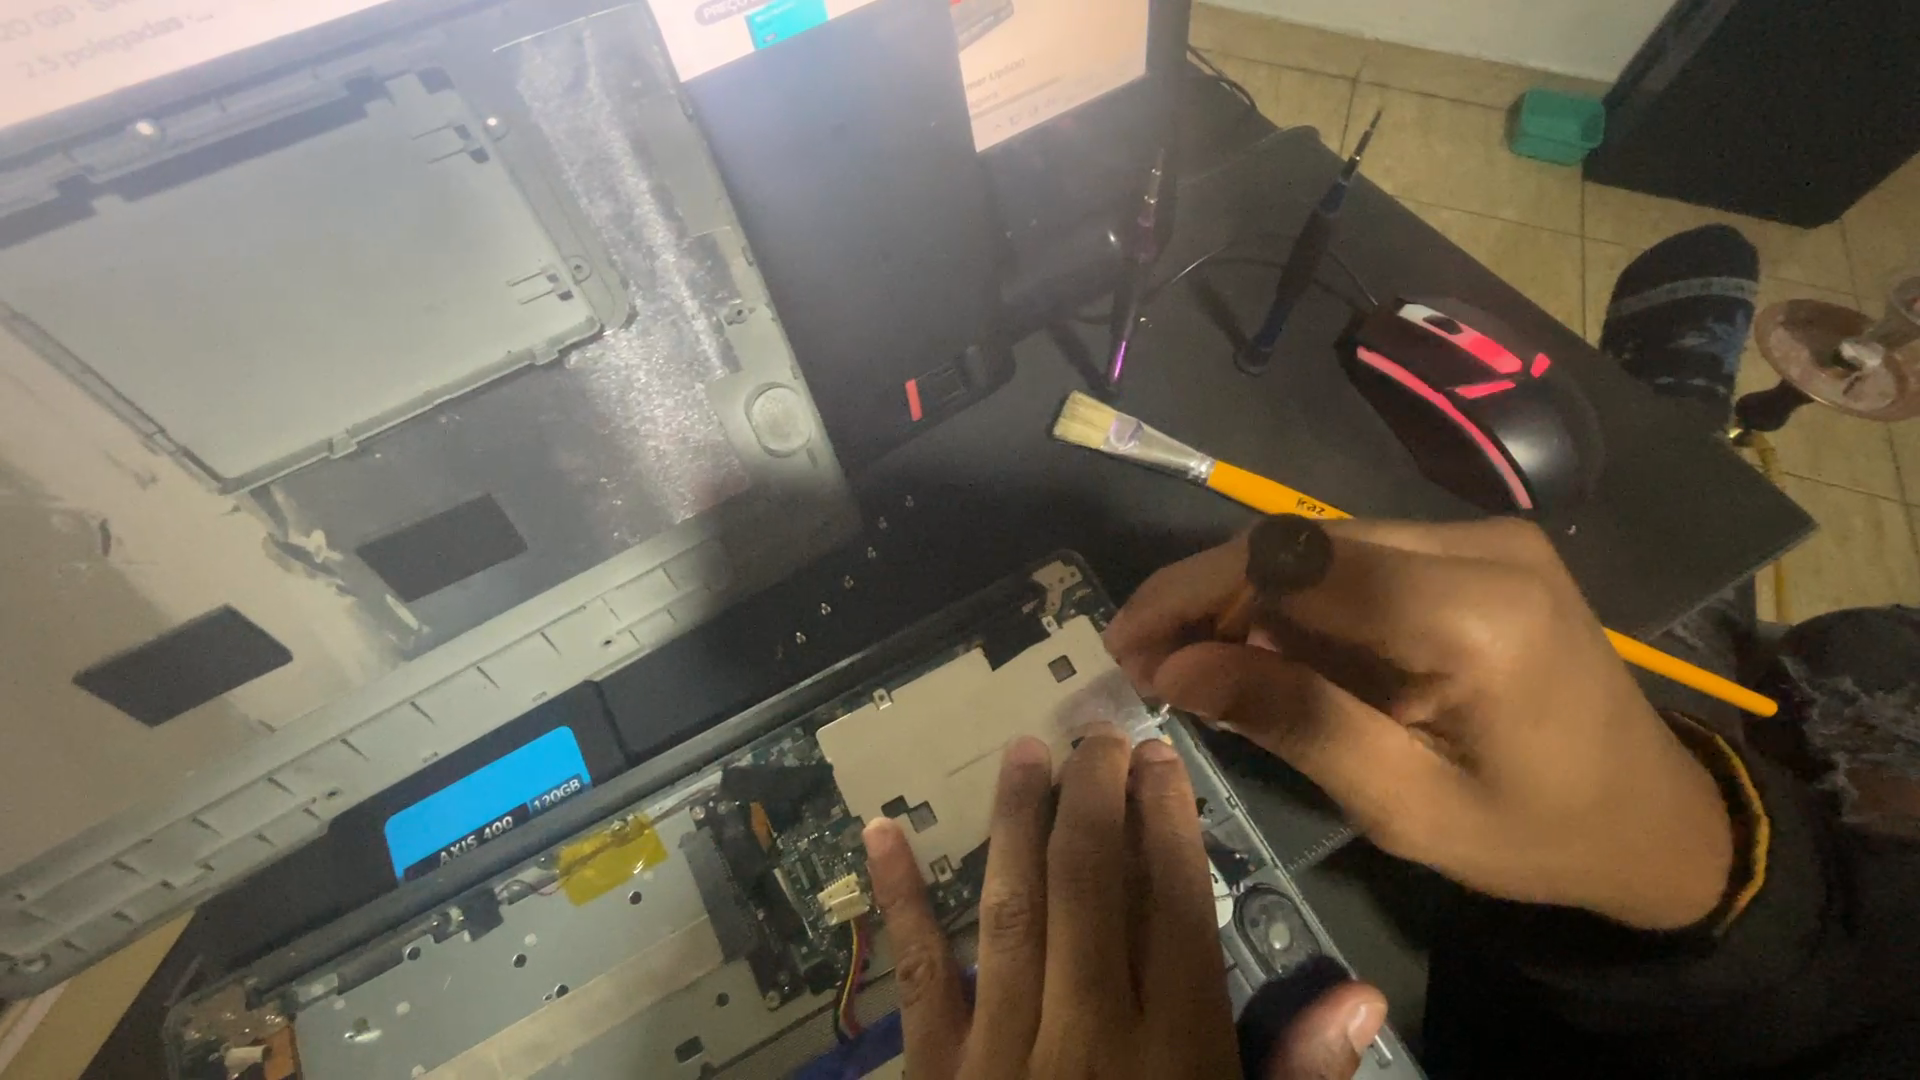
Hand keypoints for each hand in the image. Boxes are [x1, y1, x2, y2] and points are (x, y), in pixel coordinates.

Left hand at [862, 731, 1387, 1078]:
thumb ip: (1297, 1078)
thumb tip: (1361, 997)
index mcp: (1172, 1056)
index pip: (1173, 909)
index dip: (1168, 823)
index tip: (1160, 760)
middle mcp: (1085, 1035)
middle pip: (1088, 887)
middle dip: (1093, 798)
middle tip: (1096, 733)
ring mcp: (1001, 1049)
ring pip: (1011, 908)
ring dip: (1015, 821)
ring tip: (1023, 751)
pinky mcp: (936, 1070)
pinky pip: (920, 973)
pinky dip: (898, 899)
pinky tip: (880, 833)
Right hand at [1105, 518, 1733, 930]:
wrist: (1656, 822)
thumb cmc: (1530, 832)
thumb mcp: (1399, 803)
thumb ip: (1287, 720)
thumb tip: (1171, 668)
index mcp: (1470, 614)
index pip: (1291, 567)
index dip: (1192, 596)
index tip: (1128, 647)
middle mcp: (1475, 545)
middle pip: (1293, 546)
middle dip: (1203, 597)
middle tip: (1141, 654)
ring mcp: (1476, 536)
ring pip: (1311, 547)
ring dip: (1238, 599)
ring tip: (1187, 658)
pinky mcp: (1468, 547)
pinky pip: (1345, 560)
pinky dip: (1285, 601)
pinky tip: (1256, 647)